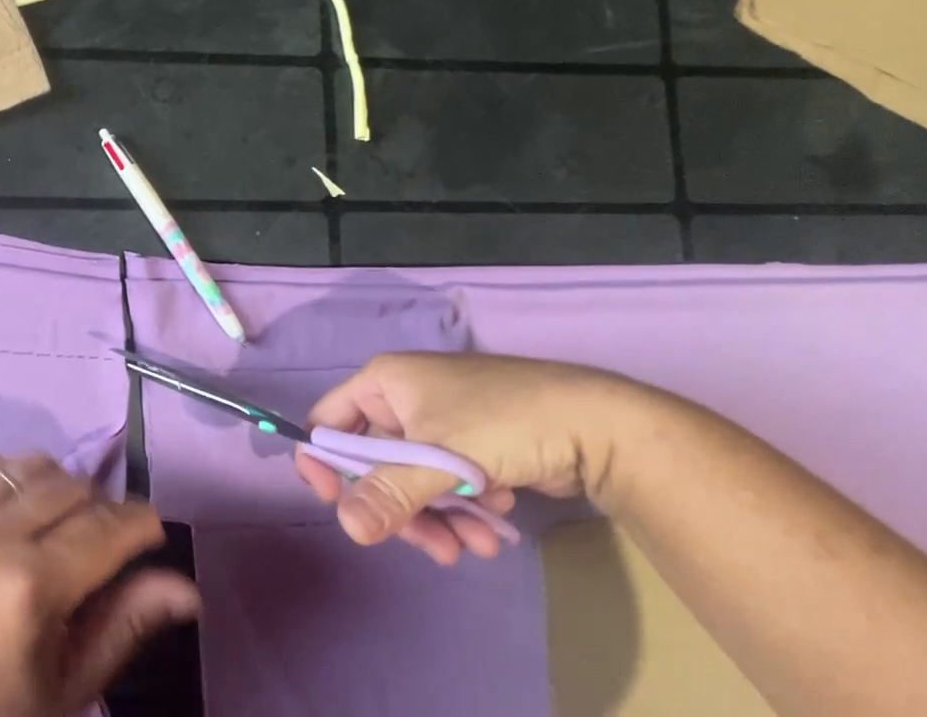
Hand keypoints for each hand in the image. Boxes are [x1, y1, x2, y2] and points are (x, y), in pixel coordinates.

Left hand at [0, 453, 199, 716]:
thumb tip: (187, 589)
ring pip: (31, 464)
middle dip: (102, 508)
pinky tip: (16, 509)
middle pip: (74, 487)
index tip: (150, 535)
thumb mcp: (68, 686)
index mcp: (32, 586)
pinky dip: (12, 476)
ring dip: (58, 486)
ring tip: (59, 524)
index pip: (108, 525)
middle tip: (104, 543)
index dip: (142, 523)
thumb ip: (126, 625)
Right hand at [295, 352, 635, 564]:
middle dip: (401, 508)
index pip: (328, 421)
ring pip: (414, 480)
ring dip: (438, 518)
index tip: (337, 503)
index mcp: (385, 382)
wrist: (601, 425)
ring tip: (474, 546)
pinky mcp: (474, 445)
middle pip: (375, 462)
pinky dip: (464, 507)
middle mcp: (406, 398)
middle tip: (429, 545)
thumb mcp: (439, 457)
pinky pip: (447, 483)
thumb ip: (389, 493)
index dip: (325, 462)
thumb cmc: (505, 422)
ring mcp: (442, 422)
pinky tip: (495, 522)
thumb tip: (348, 528)